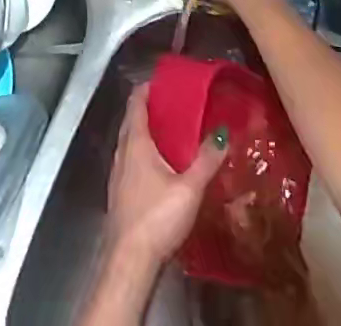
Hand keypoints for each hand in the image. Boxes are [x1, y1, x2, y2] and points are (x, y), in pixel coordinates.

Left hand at [103, 82, 227, 266]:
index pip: (136, 103)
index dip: (147, 89)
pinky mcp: (120, 190)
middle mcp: (122, 151)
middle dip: (150, 109)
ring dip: (147, 131)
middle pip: (132, 120)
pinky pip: (131, 158)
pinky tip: (161, 164)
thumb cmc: (157, 216)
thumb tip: (223, 132)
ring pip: (130, 140)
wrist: (130, 258)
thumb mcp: (189, 187)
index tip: (164, 82)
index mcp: (135, 142)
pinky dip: (144, 151)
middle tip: (175, 105)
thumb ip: (206, 160)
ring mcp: (118, 171)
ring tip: (172, 131)